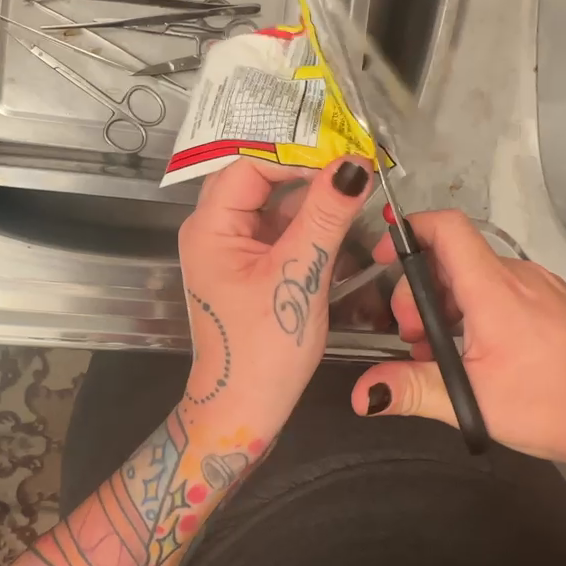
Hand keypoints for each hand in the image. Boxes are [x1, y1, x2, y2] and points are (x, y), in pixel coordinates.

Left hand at [177, 156, 375, 429]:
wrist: (244, 409)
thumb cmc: (264, 348)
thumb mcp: (300, 275)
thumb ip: (326, 215)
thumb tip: (354, 165)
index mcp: (210, 226)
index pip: (250, 164)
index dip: (297, 156)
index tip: (345, 160)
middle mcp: (214, 230)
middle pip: (260, 180)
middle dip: (306, 172)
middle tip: (354, 169)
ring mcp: (231, 250)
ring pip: (273, 206)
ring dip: (311, 199)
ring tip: (355, 192)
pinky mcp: (250, 268)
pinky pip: (278, 232)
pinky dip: (308, 226)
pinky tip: (340, 225)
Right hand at [349, 211, 565, 478]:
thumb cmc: (563, 407)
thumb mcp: (475, 401)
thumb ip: (411, 390)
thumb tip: (362, 394)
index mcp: (496, 289)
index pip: (446, 228)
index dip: (407, 230)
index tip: (383, 259)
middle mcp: (521, 278)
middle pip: (454, 260)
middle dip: (421, 294)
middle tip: (416, 342)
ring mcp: (546, 291)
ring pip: (480, 281)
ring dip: (450, 309)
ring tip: (448, 358)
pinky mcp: (562, 308)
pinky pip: (507, 295)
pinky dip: (480, 316)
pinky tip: (484, 359)